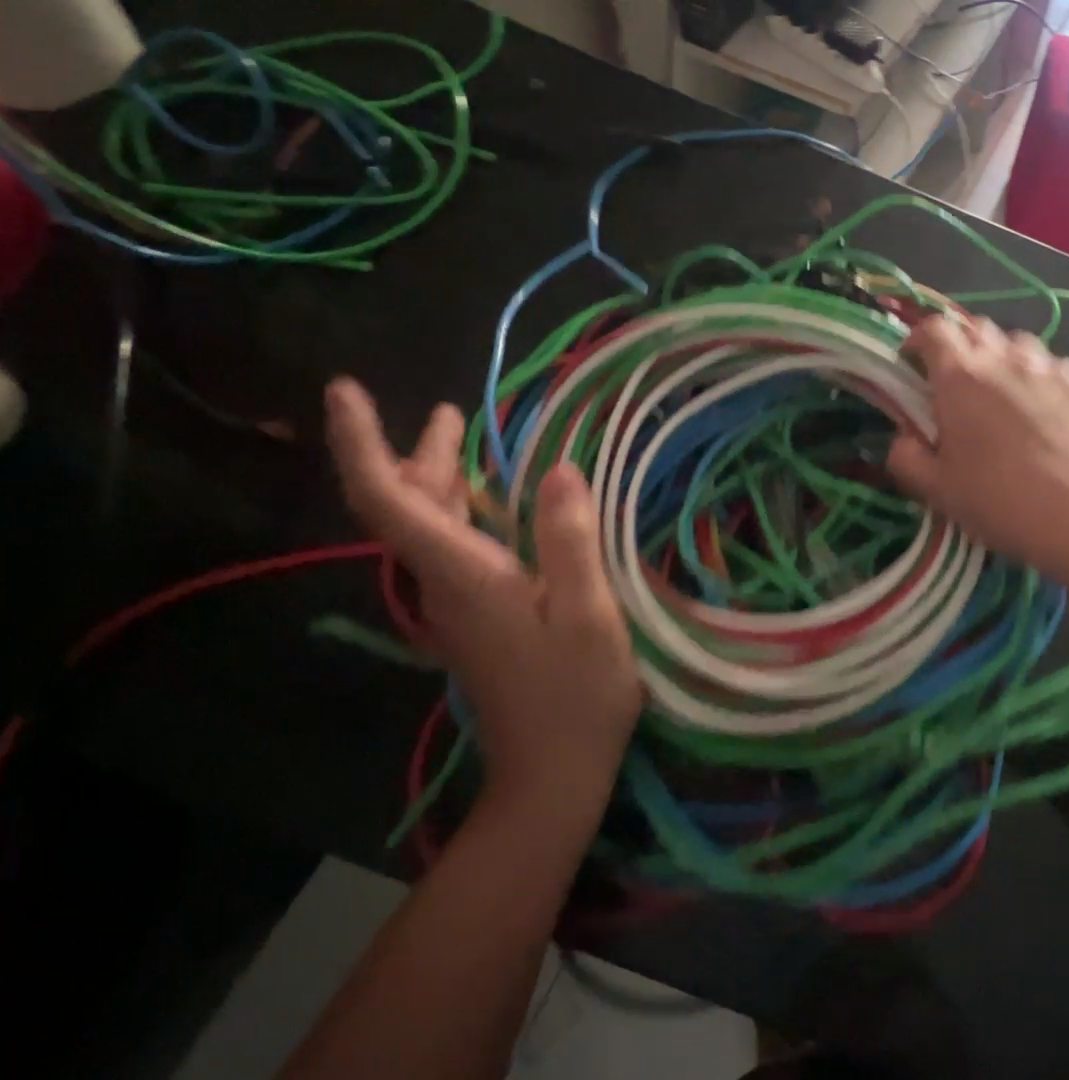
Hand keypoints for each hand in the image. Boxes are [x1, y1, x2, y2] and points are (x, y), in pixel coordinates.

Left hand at [324, 378, 644, 808]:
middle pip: (405, 507)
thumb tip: (559, 469)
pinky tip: (500, 508)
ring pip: (428, 530)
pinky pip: (454, 551)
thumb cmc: (576, 694)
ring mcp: (457, 606)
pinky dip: (464, 514)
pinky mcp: (477, 622)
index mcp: (462, 575)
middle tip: (447, 411)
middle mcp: (444, 584)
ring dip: (441, 480)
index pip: (388, 498)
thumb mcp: (588, 615)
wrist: (552, 772)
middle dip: (415, 452)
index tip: (344, 389)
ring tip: (470, 442)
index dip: (360, 441)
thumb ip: (570, 541)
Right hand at [887, 317, 1068, 596]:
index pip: (932, 330)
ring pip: (1016, 342)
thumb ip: (906, 457)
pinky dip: (1036, 375)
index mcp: (960, 376)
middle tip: (953, 384)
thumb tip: (903, 439)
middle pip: (975, 327)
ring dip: (1000, 358)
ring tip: (1000, 393)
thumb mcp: (937, 490)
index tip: (912, 366)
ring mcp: (1047, 366)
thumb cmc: (1001, 503)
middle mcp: (1004, 358)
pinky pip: (1050, 363)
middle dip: (959, 346)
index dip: (917, 341)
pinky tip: (1038, 408)